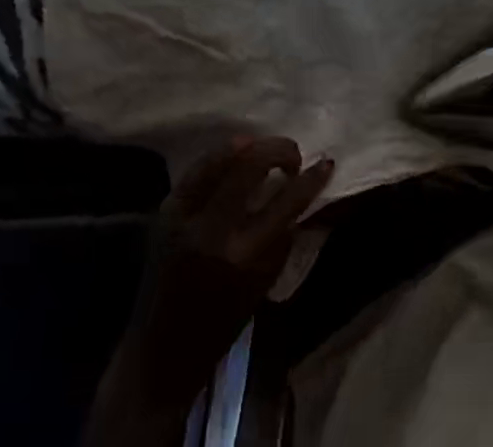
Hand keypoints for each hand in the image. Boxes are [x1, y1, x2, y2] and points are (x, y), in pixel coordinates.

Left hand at [98, 137, 332, 418]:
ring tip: (265, 150)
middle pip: (250, 164)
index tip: (327, 163)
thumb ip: (287, 228)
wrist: (165, 345)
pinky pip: (196, 171)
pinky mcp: (165, 213)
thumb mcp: (269, 274)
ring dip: (249, 146)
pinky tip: (236, 158)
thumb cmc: (228, 315)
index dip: (312, 176)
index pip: (288, 199)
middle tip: (293, 157)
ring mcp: (183, 217)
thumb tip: (305, 188)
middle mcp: (213, 229)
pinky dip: (220, 158)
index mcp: (244, 252)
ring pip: (219, 158)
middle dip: (280, 150)